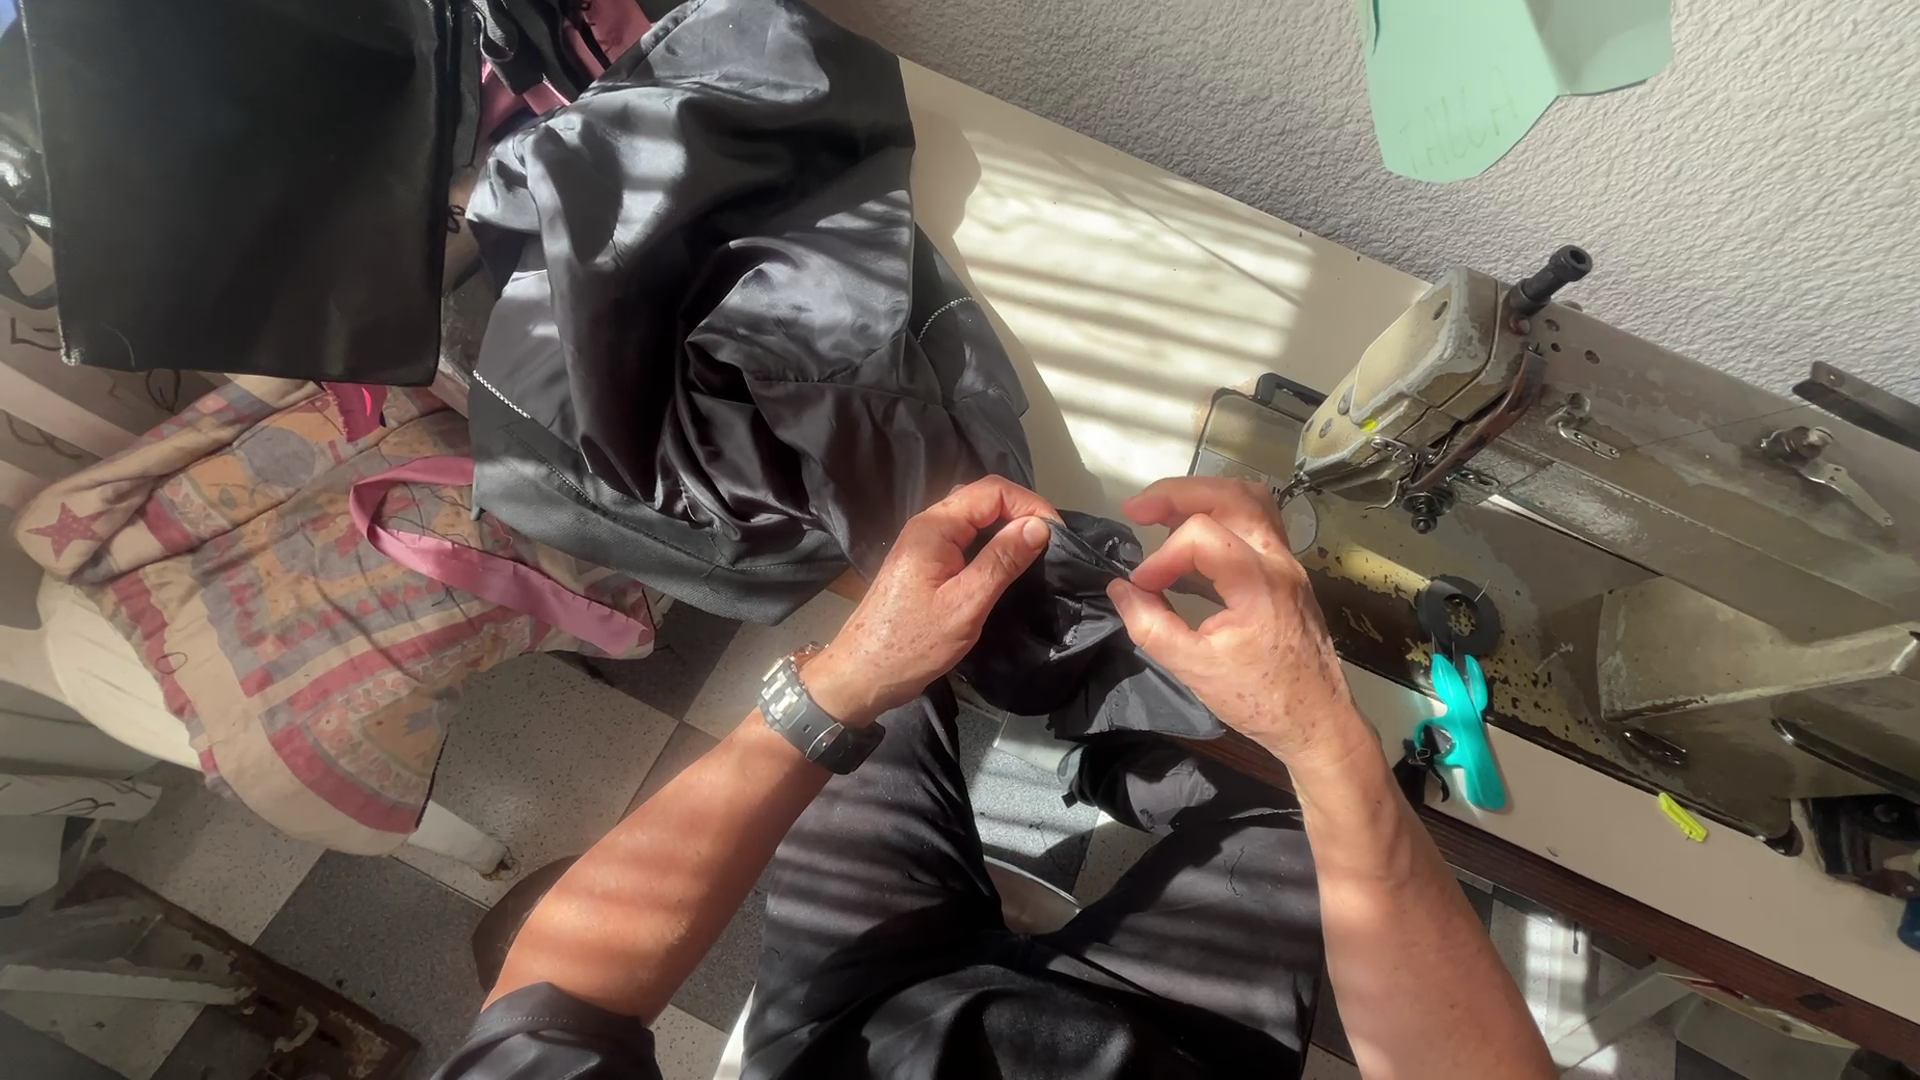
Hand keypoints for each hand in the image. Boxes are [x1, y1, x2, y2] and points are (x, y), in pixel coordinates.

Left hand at [804, 477, 1059, 724]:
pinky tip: (1008, 567)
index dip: (1030, 504)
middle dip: (1022, 513)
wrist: (863, 674)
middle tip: (1052, 545)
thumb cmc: (912, 643)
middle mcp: (928, 525)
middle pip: (983, 499)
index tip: (1058, 535)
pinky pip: (965, 540)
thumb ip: (1001, 561)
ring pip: (975, 519)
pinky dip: (991, 545)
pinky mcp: (926, 563)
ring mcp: (925, 544)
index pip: (992, 490)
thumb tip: (1039, 526)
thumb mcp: (965, 604)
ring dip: (1008, 529)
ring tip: (1037, 554)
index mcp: (935, 526)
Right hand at [1105, 477, 1372, 771]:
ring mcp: (1287, 562)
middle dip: (1177, 494)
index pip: (1201, 537)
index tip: (1141, 587)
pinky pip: (1256, 520)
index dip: (1160, 557)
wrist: (1317, 721)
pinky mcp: (1285, 571)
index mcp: (1259, 583)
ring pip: (1249, 499)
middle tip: (1136, 509)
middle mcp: (1279, 561)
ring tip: (1162, 513)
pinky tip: (1191, 533)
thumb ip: (1150, 625)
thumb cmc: (1259, 699)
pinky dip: (1219, 513)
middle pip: (1230, 495)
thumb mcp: (1193, 669)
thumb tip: (1120, 589)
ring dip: (1201, 496)